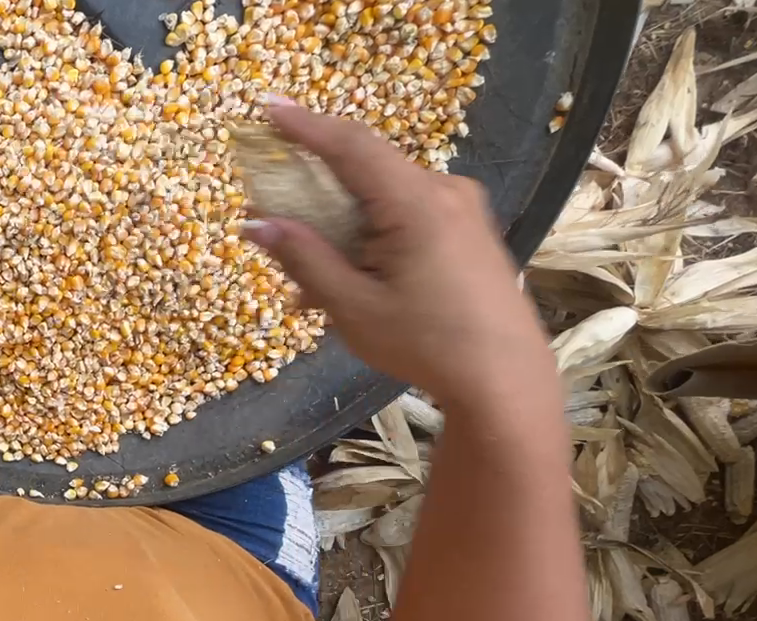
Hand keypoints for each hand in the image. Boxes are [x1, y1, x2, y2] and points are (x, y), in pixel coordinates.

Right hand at [245, 101, 554, 414]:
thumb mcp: (349, 305)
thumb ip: (303, 258)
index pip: (351, 148)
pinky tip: (341, 286)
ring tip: (308, 289)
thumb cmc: (422, 341)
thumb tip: (256, 225)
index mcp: (416, 205)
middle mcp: (442, 192)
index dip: (305, 127)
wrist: (500, 374)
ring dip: (333, 233)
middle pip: (361, 176)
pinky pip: (397, 220)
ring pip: (376, 203)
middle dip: (309, 199)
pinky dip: (360, 243)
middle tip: (271, 226)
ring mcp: (457, 209)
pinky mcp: (461, 229)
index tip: (267, 110)